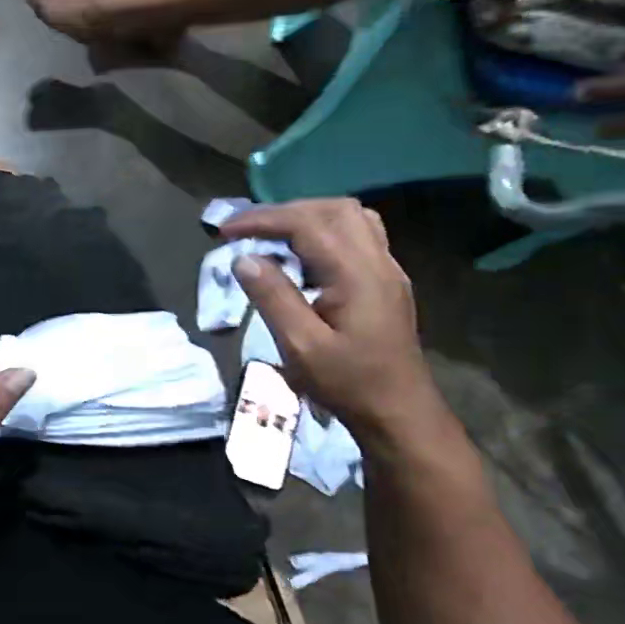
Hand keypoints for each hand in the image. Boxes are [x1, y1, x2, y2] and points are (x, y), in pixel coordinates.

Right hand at [220, 199, 440, 440]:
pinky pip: (357, 236)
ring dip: (306, 217)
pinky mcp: (385, 282)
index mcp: (356, 274)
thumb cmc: (348, 384)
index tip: (225, 231)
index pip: (307, 224)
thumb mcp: (301, 346)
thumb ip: (272, 297)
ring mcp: (387, 271)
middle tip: (247, 230)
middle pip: (333, 209)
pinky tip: (300, 257)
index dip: (263, 219)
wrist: (399, 413)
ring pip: (350, 218)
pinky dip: (322, 232)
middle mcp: (377, 262)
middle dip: (284, 212)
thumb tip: (243, 259)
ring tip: (271, 237)